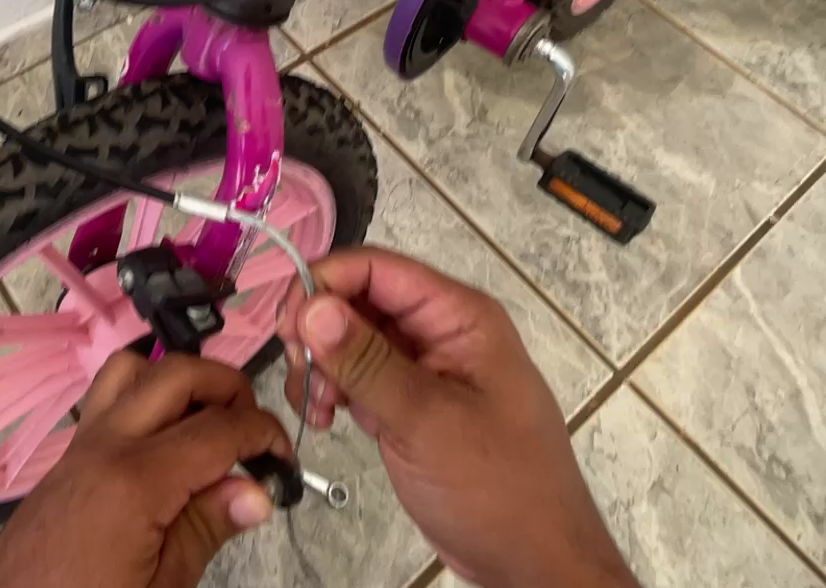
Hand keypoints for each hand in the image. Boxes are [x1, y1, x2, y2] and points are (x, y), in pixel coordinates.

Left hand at [0, 352, 290, 587]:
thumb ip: (205, 530)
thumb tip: (257, 492)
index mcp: (135, 479)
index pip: (217, 430)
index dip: (262, 434)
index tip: (284, 457)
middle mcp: (107, 442)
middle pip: (179, 373)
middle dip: (227, 386)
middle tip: (254, 431)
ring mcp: (83, 440)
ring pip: (135, 367)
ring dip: (180, 377)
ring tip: (209, 418)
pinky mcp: (69, 451)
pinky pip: (108, 393)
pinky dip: (144, 390)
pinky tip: (165, 429)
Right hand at [277, 247, 637, 587]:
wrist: (536, 570)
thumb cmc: (498, 490)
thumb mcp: (428, 422)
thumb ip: (366, 361)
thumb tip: (311, 306)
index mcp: (456, 314)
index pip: (374, 268)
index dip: (325, 283)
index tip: (289, 327)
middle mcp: (435, 327)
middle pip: (355, 298)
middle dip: (318, 330)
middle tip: (301, 373)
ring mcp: (419, 363)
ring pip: (346, 335)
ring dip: (320, 364)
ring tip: (320, 409)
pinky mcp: (404, 397)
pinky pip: (353, 372)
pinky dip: (331, 389)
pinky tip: (327, 420)